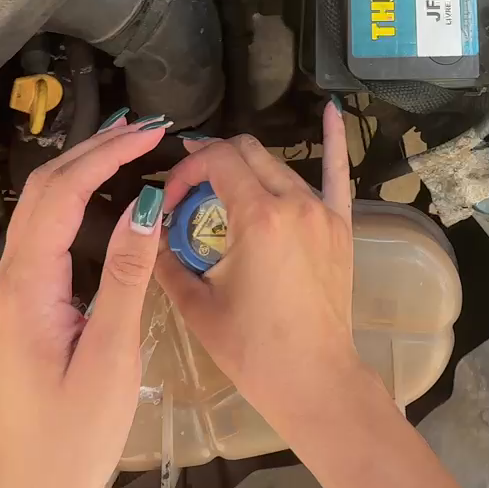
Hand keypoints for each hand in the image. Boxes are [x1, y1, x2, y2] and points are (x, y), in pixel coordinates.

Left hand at [0, 113, 171, 487]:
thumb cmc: (74, 433)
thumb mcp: (111, 354)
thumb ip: (128, 274)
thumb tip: (147, 202)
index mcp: (27, 286)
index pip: (63, 193)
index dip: (107, 154)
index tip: (151, 133)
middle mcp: (11, 279)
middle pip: (44, 189)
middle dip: (93, 148)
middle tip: (146, 126)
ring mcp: (14, 291)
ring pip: (41, 206)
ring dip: (83, 166)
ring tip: (129, 143)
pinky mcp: (26, 302)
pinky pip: (48, 230)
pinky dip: (78, 196)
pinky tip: (106, 193)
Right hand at [154, 100, 362, 420]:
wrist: (313, 377)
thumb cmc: (252, 349)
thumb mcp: (197, 304)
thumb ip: (165, 259)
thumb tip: (147, 228)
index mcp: (258, 217)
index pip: (216, 162)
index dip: (186, 170)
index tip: (171, 197)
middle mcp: (294, 202)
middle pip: (247, 152)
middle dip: (212, 161)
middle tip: (190, 190)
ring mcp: (322, 210)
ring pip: (278, 165)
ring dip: (247, 168)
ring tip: (223, 189)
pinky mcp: (341, 223)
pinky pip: (337, 173)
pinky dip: (333, 140)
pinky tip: (331, 110)